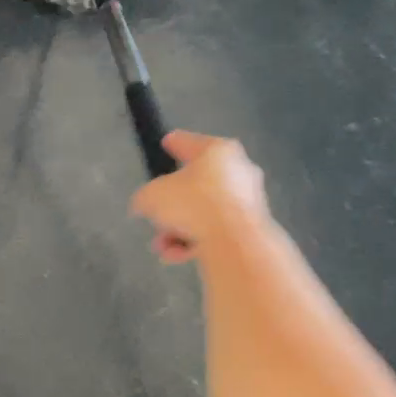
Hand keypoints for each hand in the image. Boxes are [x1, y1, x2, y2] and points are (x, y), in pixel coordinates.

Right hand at [130, 131, 270, 262]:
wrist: (234, 241)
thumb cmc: (193, 204)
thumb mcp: (151, 196)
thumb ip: (144, 197)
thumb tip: (145, 204)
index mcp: (217, 151)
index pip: (189, 142)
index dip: (173, 143)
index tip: (166, 143)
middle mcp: (238, 170)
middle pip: (197, 181)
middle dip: (173, 201)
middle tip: (155, 212)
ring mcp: (248, 199)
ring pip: (204, 210)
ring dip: (180, 226)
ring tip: (161, 243)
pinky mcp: (251, 227)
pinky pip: (215, 230)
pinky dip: (195, 240)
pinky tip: (175, 254)